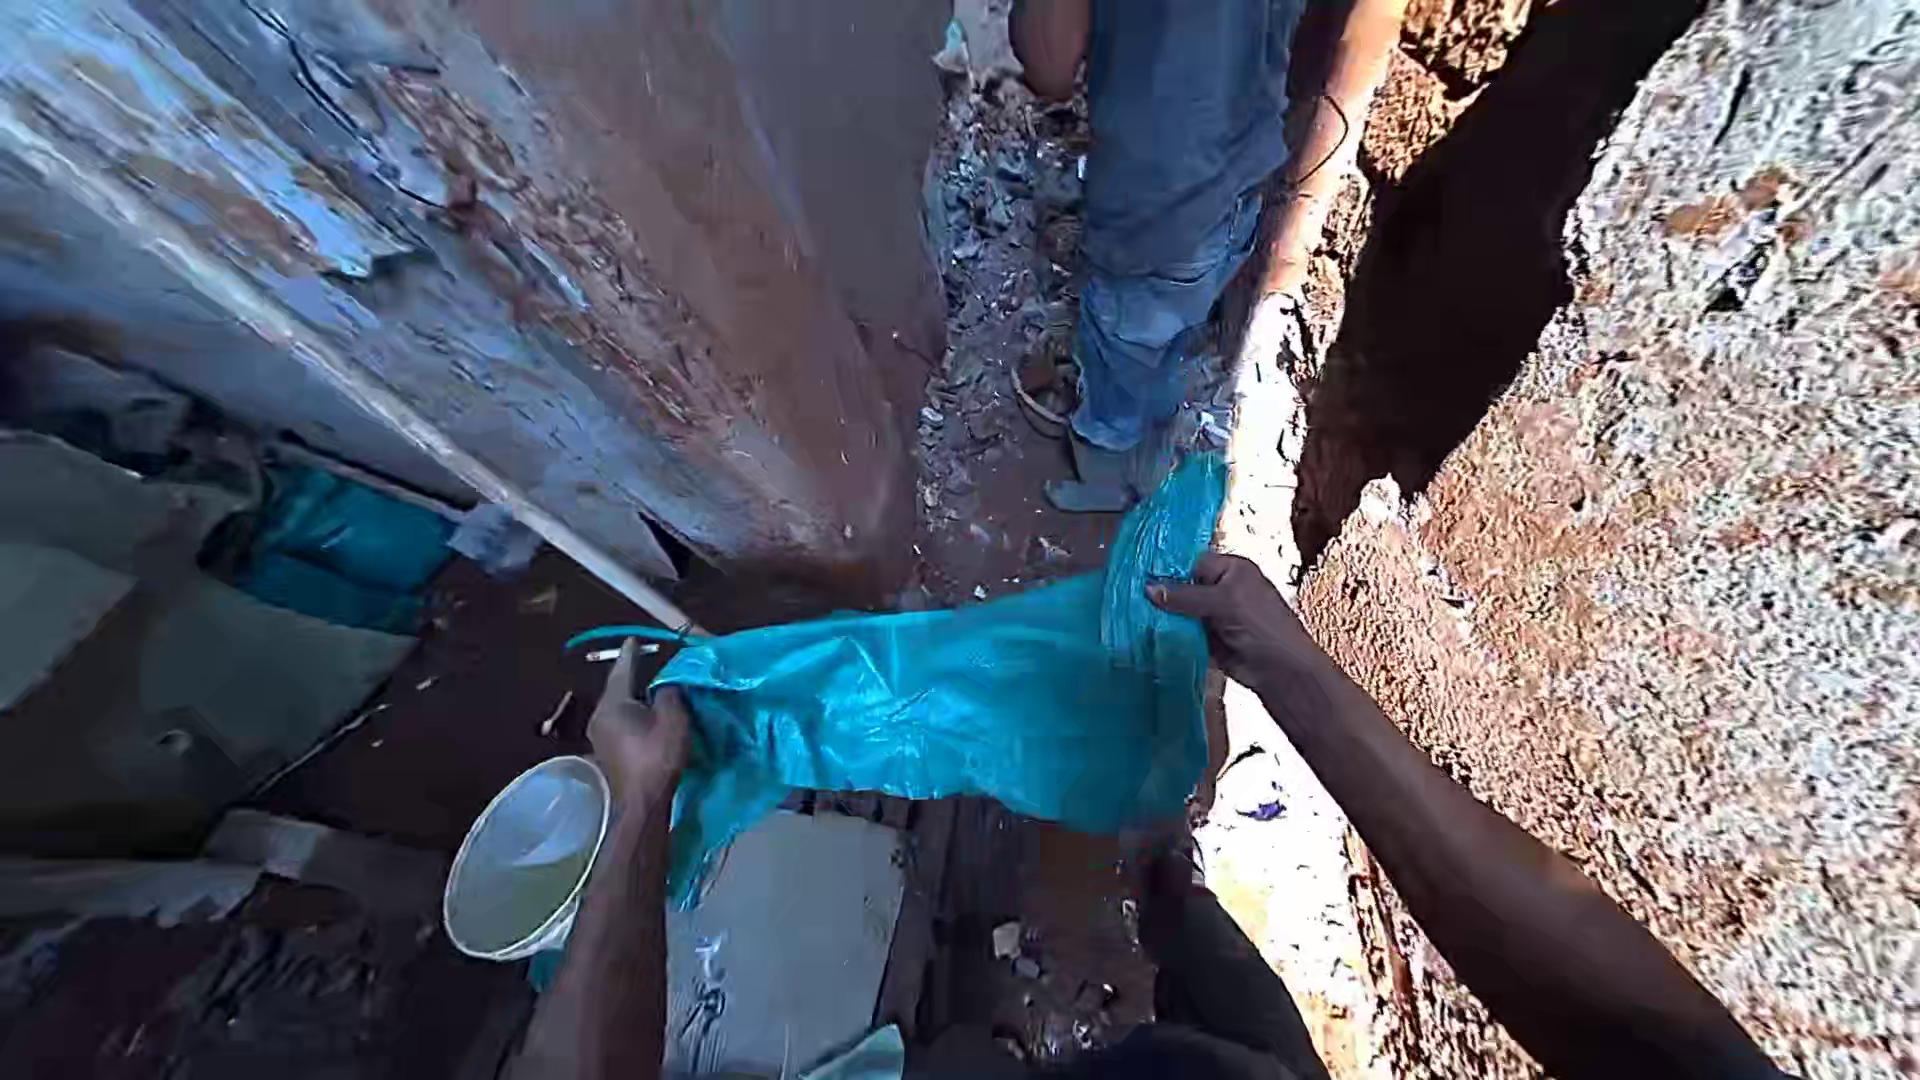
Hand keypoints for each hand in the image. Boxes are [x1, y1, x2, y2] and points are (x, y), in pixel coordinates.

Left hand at [587, 640, 690, 809]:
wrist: (642, 801)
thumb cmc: (657, 755)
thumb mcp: (672, 717)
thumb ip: (668, 693)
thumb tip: (664, 685)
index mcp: (613, 705)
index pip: (622, 672)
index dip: (630, 655)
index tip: (633, 640)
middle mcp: (600, 717)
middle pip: (617, 689)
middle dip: (631, 675)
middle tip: (646, 660)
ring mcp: (601, 735)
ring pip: (619, 706)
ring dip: (634, 695)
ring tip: (649, 684)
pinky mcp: (608, 750)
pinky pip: (621, 719)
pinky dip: (634, 710)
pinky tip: (646, 711)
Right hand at [1147, 552, 1323, 688]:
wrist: (1281, 672)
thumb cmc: (1263, 627)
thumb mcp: (1224, 602)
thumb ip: (1185, 595)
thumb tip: (1149, 589)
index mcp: (1231, 570)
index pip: (1191, 562)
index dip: (1167, 568)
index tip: (1138, 573)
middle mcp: (1220, 588)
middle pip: (1181, 585)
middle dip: (1160, 592)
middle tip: (1130, 593)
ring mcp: (1212, 613)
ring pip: (1178, 608)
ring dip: (1161, 613)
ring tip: (1132, 610)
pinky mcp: (1205, 636)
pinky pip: (1180, 629)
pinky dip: (1167, 630)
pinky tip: (1145, 628)